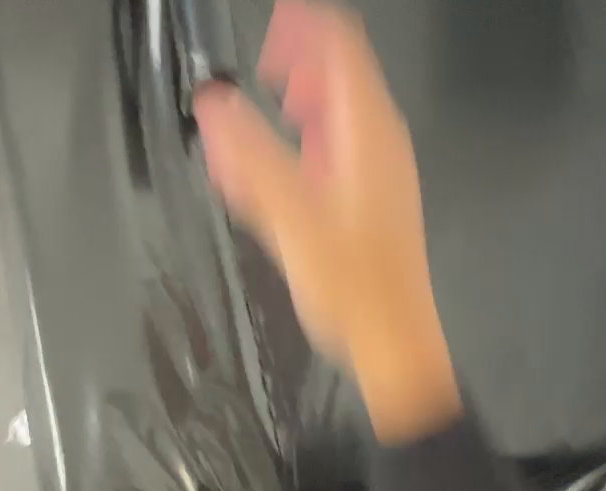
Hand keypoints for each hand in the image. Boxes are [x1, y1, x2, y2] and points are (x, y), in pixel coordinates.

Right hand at [194, 0, 460, 441]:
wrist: (393, 344)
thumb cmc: (351, 287)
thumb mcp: (293, 222)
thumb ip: (251, 160)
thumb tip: (212, 105)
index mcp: (367, 134)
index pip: (341, 49)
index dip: (303, 28)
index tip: (265, 33)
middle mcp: (378, 145)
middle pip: (340, 80)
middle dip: (294, 70)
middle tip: (256, 77)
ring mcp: (377, 176)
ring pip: (336, 122)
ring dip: (294, 114)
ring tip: (251, 132)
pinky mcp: (369, 206)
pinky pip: (335, 159)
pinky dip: (302, 152)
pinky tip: (273, 180)